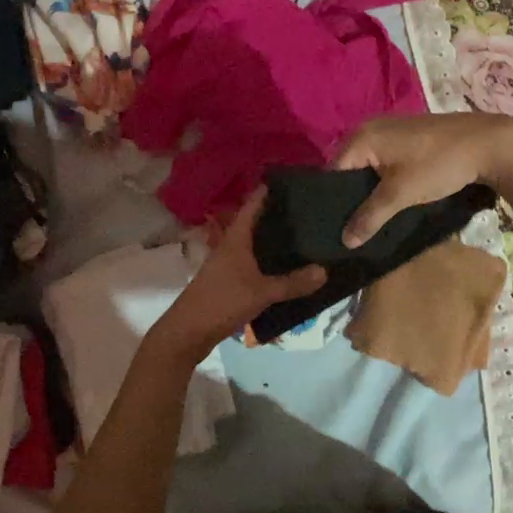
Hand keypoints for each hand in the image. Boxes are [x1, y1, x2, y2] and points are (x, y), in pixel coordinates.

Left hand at [149, 188, 326, 361]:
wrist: (188, 331)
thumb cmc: (222, 302)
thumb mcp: (261, 292)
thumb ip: (292, 283)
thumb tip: (324, 270)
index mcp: (236, 240)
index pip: (252, 206)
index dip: (266, 192)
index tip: (288, 181)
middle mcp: (230, 247)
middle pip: (254, 224)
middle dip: (276, 216)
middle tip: (306, 209)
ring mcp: (227, 265)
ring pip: (253, 245)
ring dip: (272, 240)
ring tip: (301, 235)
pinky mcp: (228, 282)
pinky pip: (253, 264)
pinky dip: (268, 261)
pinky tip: (285, 268)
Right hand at [332, 113, 512, 245]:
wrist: (488, 144)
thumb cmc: (439, 164)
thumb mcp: (401, 194)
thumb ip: (370, 217)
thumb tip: (345, 241)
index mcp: (361, 137)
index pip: (333, 174)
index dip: (332, 203)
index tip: (335, 229)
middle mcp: (369, 130)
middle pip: (348, 171)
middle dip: (351, 200)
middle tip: (352, 231)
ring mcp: (389, 133)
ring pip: (368, 170)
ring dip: (369, 193)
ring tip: (369, 222)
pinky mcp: (407, 140)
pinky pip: (383, 164)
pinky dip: (383, 183)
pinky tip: (389, 204)